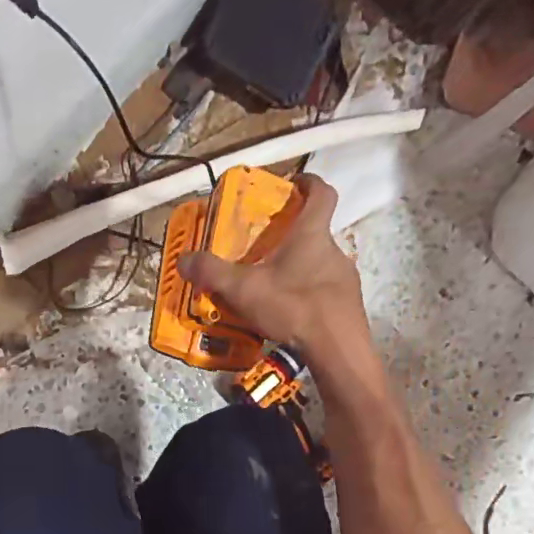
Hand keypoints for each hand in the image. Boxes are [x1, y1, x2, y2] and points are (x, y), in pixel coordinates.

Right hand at [177, 173, 369, 360]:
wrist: (338, 351)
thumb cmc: (294, 306)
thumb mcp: (244, 289)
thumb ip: (212, 272)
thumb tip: (184, 259)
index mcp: (312, 235)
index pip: (322, 193)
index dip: (309, 183)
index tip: (294, 184)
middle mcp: (335, 251)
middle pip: (317, 233)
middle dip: (292, 236)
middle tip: (266, 249)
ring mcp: (346, 280)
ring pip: (320, 265)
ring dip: (299, 270)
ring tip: (273, 288)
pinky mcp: (349, 307)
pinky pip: (326, 293)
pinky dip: (308, 297)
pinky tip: (290, 316)